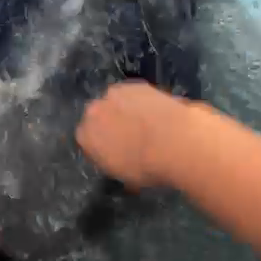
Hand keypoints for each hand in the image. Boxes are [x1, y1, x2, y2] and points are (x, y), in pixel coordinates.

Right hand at [76, 81, 191, 188]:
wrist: (174, 141)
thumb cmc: (147, 166)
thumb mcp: (126, 177)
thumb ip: (115, 163)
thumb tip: (122, 161)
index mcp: (86, 136)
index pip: (87, 139)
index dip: (102, 145)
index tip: (115, 153)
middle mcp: (93, 111)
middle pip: (98, 116)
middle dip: (110, 124)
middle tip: (131, 138)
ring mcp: (114, 94)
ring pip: (116, 102)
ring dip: (126, 110)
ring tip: (148, 124)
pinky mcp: (135, 83)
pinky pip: (135, 94)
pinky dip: (143, 101)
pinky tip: (159, 113)